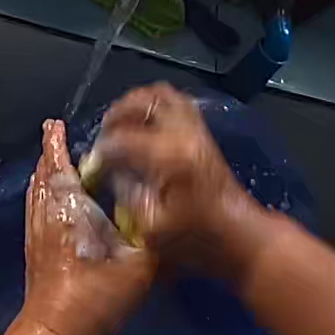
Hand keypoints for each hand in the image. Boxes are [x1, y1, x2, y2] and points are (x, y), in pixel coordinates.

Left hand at [19, 119, 157, 334]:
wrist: (58, 330)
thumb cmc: (96, 294)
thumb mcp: (139, 263)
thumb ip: (151, 234)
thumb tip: (162, 215)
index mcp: (70, 207)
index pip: (60, 164)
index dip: (56, 143)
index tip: (54, 124)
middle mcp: (47, 212)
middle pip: (43, 173)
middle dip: (49, 152)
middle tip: (55, 134)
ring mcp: (36, 230)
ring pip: (36, 190)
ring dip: (43, 172)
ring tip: (52, 159)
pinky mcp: (33, 247)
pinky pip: (34, 207)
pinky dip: (40, 192)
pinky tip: (48, 198)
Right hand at [82, 84, 262, 281]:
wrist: (241, 237)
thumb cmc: (196, 239)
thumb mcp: (151, 227)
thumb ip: (126, 192)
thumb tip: (111, 172)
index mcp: (168, 157)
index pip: (120, 139)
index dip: (101, 151)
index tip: (93, 165)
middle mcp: (182, 134)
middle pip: (139, 103)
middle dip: (114, 118)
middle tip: (104, 138)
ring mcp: (195, 129)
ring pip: (158, 95)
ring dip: (134, 105)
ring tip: (121, 125)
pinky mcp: (202, 131)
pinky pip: (175, 102)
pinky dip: (154, 106)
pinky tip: (144, 124)